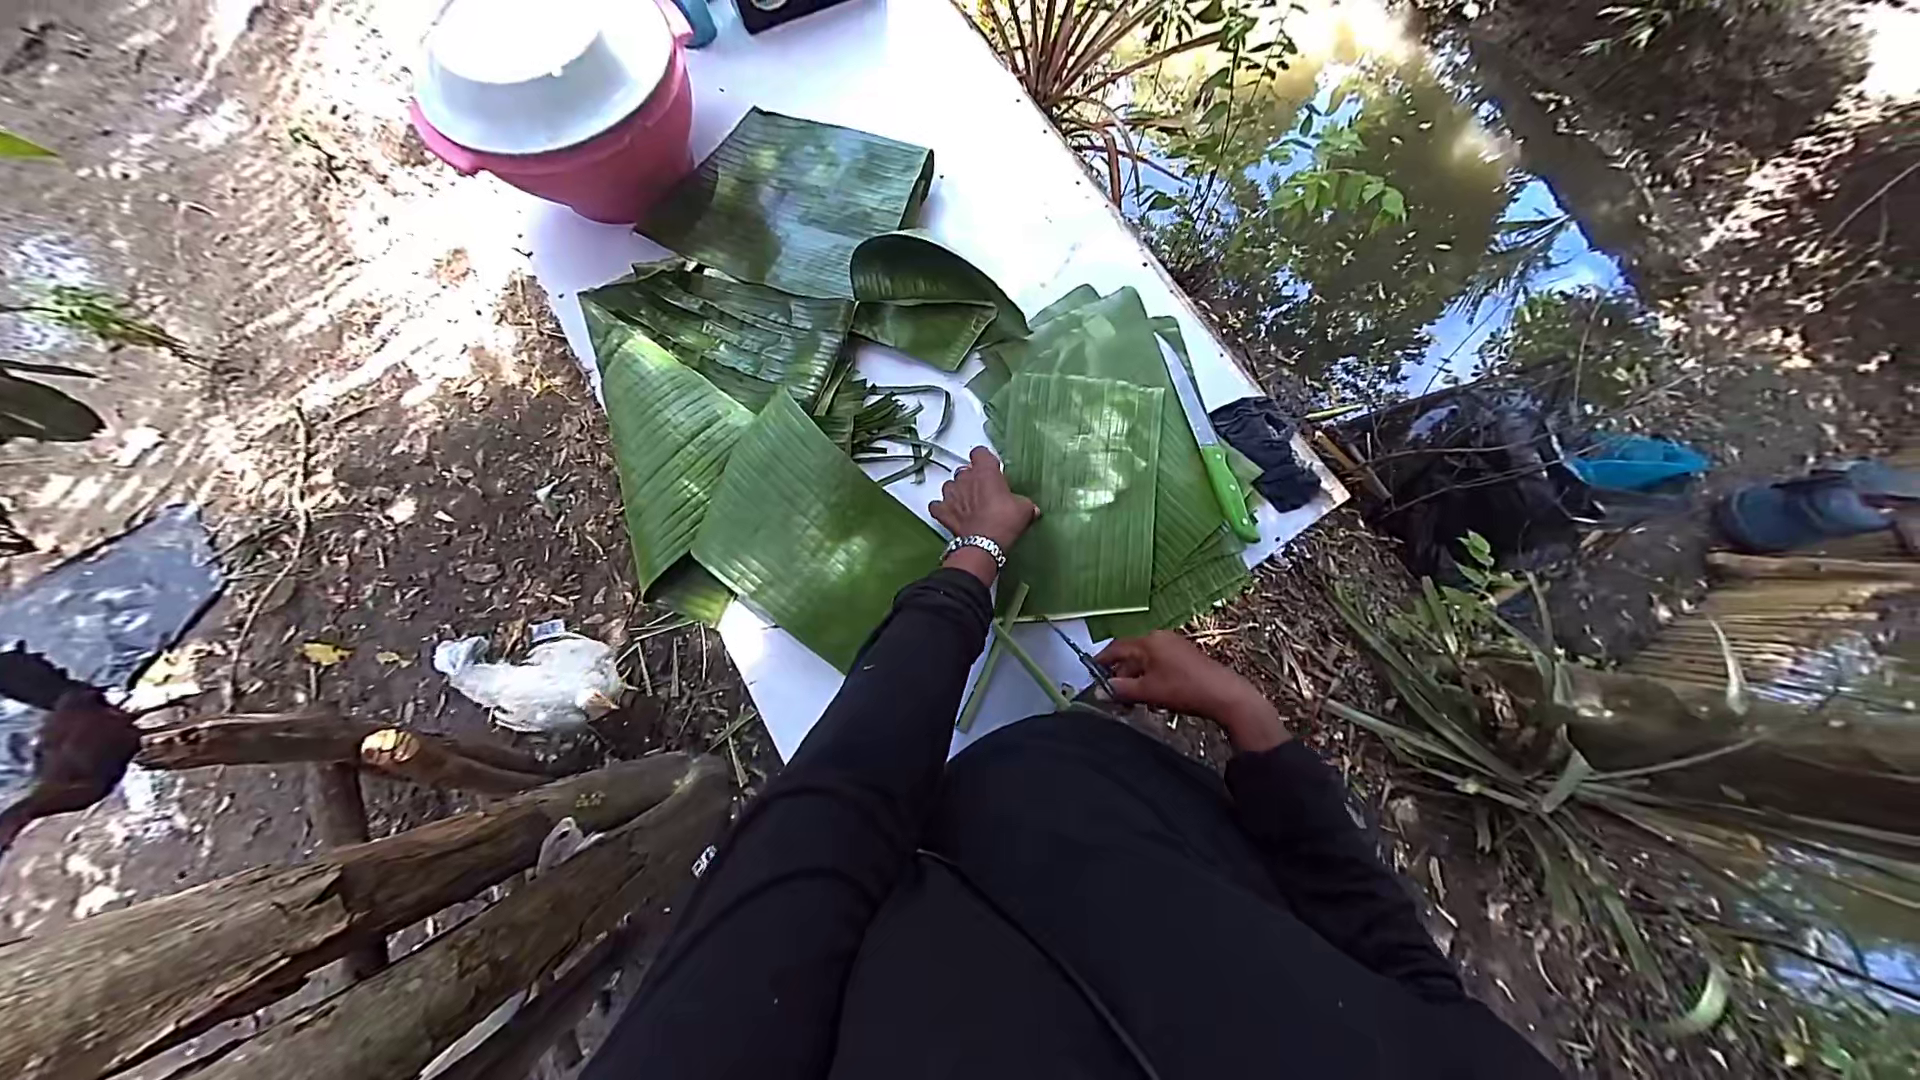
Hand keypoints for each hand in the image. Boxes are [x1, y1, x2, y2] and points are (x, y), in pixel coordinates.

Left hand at [930, 447, 1038, 551]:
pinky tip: (951, 514)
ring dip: (957, 492)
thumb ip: (1024, 503)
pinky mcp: (942, 511)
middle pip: (964, 470)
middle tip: (983, 491)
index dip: (985, 460)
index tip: (992, 468)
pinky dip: (943, 508)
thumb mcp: (1024, 509)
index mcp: (985, 471)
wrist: (984, 544)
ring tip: (967, 503)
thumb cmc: (1004, 521)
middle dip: (971, 478)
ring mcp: (950, 494)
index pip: (980, 453)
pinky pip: (937, 506)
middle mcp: (965, 478)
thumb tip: (1030, 507)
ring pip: (949, 486)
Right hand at [1094, 632, 1289, 751]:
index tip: (1091, 674)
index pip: (1116, 648)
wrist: (1226, 695)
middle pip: (1131, 655)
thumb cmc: (1183, 689)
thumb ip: (1120, 690)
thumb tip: (1099, 693)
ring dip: (1136, 680)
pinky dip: (1150, 679)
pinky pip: (1159, 665)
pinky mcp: (1185, 658)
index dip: (1101, 662)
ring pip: (1145, 662)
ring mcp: (1174, 646)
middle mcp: (1159, 638)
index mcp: (1148, 641)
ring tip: (1133, 701)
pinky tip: (1152, 697)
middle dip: (1120, 676)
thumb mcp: (1148, 691)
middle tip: (1113, 696)